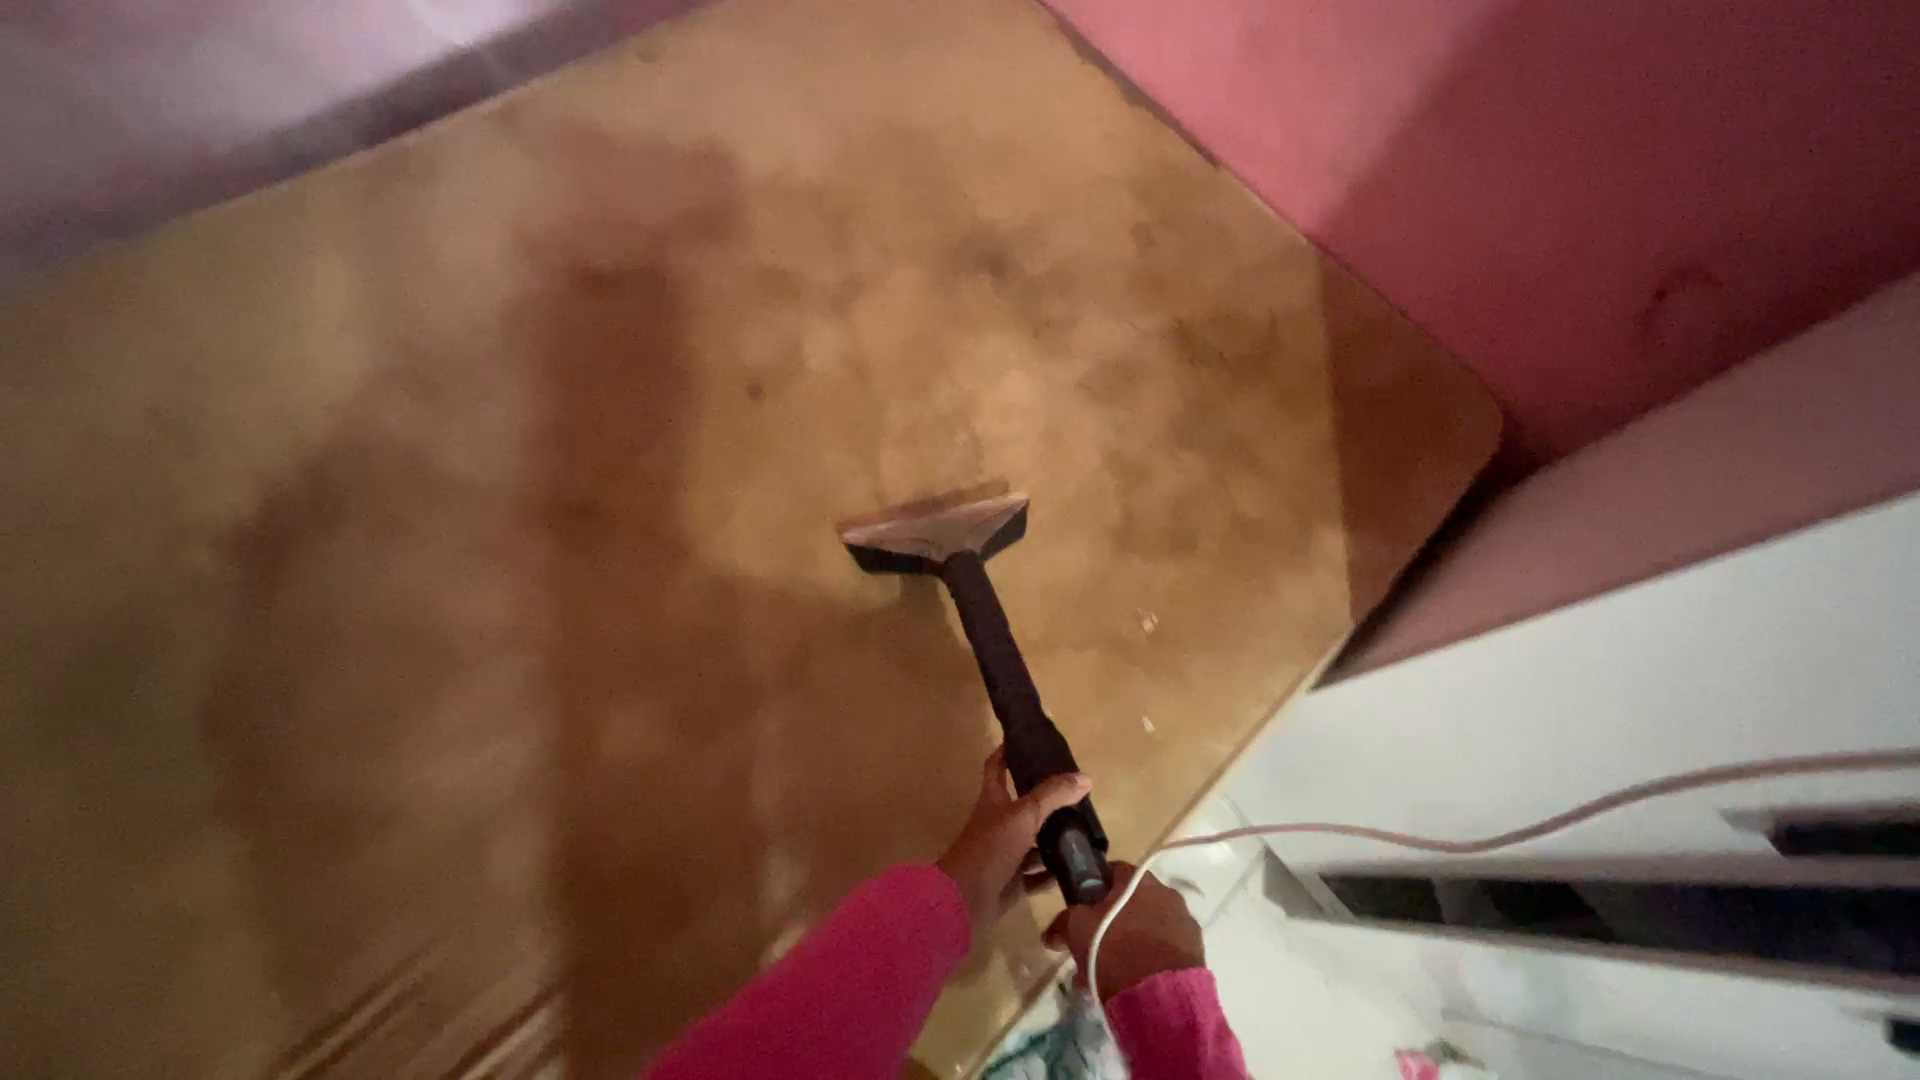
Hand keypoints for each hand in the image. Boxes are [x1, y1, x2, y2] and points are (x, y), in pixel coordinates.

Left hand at [936, 747, 1091, 944]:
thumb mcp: (1024, 815)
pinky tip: (1073, 868)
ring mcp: (1003, 855)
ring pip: (1032, 842)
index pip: (997, 767)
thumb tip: (1085, 778)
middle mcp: (997, 824)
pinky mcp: (1011, 883)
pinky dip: (1052, 872)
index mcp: (993, 801)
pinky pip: (1036, 875)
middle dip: (1045, 799)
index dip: (1006, 752)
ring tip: (1083, 830)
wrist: (964, 901)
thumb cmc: (990, 848)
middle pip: (1022, 806)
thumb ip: (1052, 796)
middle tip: (1074, 792)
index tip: (1024, 740)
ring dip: (1052, 837)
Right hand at [1043, 862, 1203, 1001]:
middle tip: (1095, 948)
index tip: (1084, 911)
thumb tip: (1051, 934)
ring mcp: (1184, 921)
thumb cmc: (1114, 950)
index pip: (1112, 872)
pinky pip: (1165, 948)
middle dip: (1113, 921)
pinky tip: (1134, 982)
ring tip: (1112, 973)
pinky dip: (1150, 959)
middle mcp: (1165, 891)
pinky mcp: (1196, 951)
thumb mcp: (1077, 930)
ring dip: (1131, 941)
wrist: (1161, 999)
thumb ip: (1063, 923)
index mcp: (1137, 878)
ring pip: (1149, 926)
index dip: (1094, 890)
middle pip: (1131, 901)